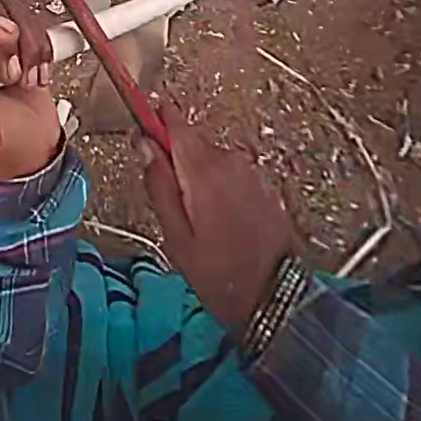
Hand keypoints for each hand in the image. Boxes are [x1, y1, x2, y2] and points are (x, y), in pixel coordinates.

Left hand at [0, 0, 60, 180]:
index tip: (4, 35)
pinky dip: (41, 42)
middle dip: (4, 32)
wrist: (30, 156)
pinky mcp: (10, 37)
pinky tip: (37, 72)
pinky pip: (28, 15)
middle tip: (15, 68)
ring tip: (27, 78)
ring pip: (5, 3)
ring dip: (28, 40)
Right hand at [138, 100, 296, 334]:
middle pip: (189, 140)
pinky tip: (218, 218)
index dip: (155, 117)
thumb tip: (143, 144)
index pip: (175, 121)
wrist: (279, 302)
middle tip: (168, 197)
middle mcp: (228, 161)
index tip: (141, 125)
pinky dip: (216, 183)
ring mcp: (248, 171)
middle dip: (173, 158)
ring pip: (208, 157)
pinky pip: (227, 171)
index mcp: (203, 170)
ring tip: (195, 217)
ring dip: (195, 174)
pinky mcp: (261, 183)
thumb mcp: (176, 235)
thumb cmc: (219, 274)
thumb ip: (158, 184)